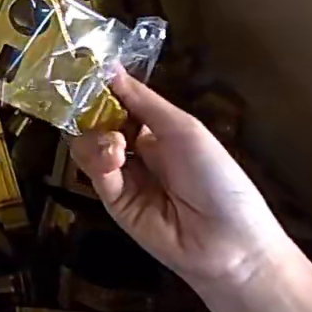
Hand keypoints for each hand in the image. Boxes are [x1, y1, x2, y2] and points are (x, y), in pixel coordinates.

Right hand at [69, 70, 296, 294]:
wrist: (230, 245)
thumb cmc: (218, 179)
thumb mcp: (184, 129)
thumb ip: (142, 99)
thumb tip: (109, 66)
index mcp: (155, 129)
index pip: (117, 101)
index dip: (100, 88)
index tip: (81, 72)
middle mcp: (133, 148)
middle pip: (94, 120)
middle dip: (88, 110)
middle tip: (84, 103)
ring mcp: (120, 173)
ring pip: (86, 143)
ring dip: (95, 136)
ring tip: (114, 143)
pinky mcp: (109, 198)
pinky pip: (92, 169)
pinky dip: (98, 159)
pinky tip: (115, 159)